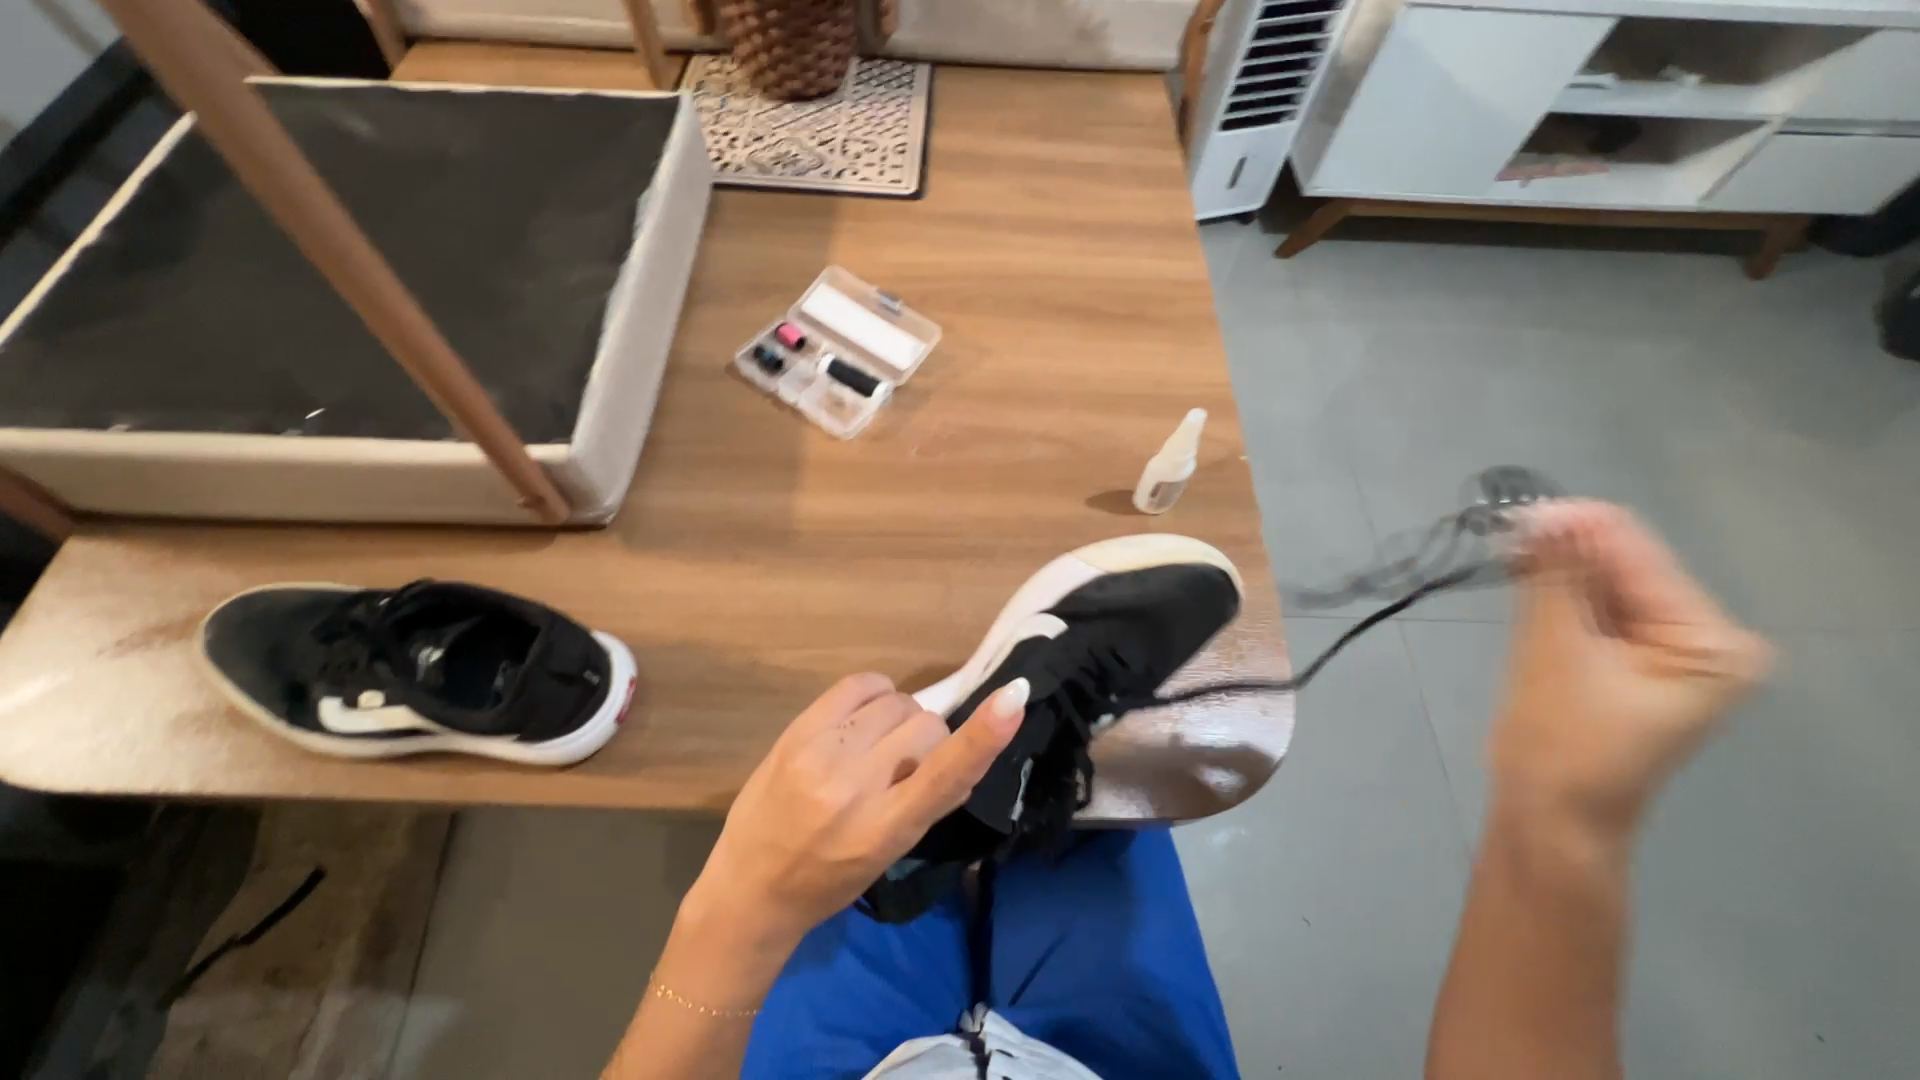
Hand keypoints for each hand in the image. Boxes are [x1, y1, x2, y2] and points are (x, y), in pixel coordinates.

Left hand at [685, 672, 1026, 945]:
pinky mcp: (796, 731)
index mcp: (884, 831)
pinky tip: (865, 715)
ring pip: (897, 703)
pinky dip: (875, 693)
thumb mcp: (887, 856)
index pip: (944, 775)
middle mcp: (854, 788)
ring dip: (900, 719)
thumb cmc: (827, 882)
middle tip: (904, 765)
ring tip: (876, 745)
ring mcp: (820, 755)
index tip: (1014, 698)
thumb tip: (957, 751)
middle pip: (925, 727)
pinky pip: (860, 685)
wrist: (748, 889)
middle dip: (929, 740)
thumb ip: (922, 802)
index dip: (984, 736)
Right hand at [1495, 501, 1770, 833]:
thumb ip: (1553, 577)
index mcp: (1710, 642)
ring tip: (1507, 557)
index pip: (1640, 557)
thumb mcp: (1555, 651)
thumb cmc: (1558, 743)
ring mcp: (1670, 652)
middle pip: (1626, 568)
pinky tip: (1525, 581)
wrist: (1548, 817)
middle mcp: (1704, 639)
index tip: (1513, 514)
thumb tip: (1541, 512)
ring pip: (1605, 586)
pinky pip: (1596, 611)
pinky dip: (1558, 595)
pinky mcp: (1633, 662)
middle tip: (1502, 536)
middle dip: (1563, 549)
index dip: (1576, 527)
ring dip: (1555, 569)